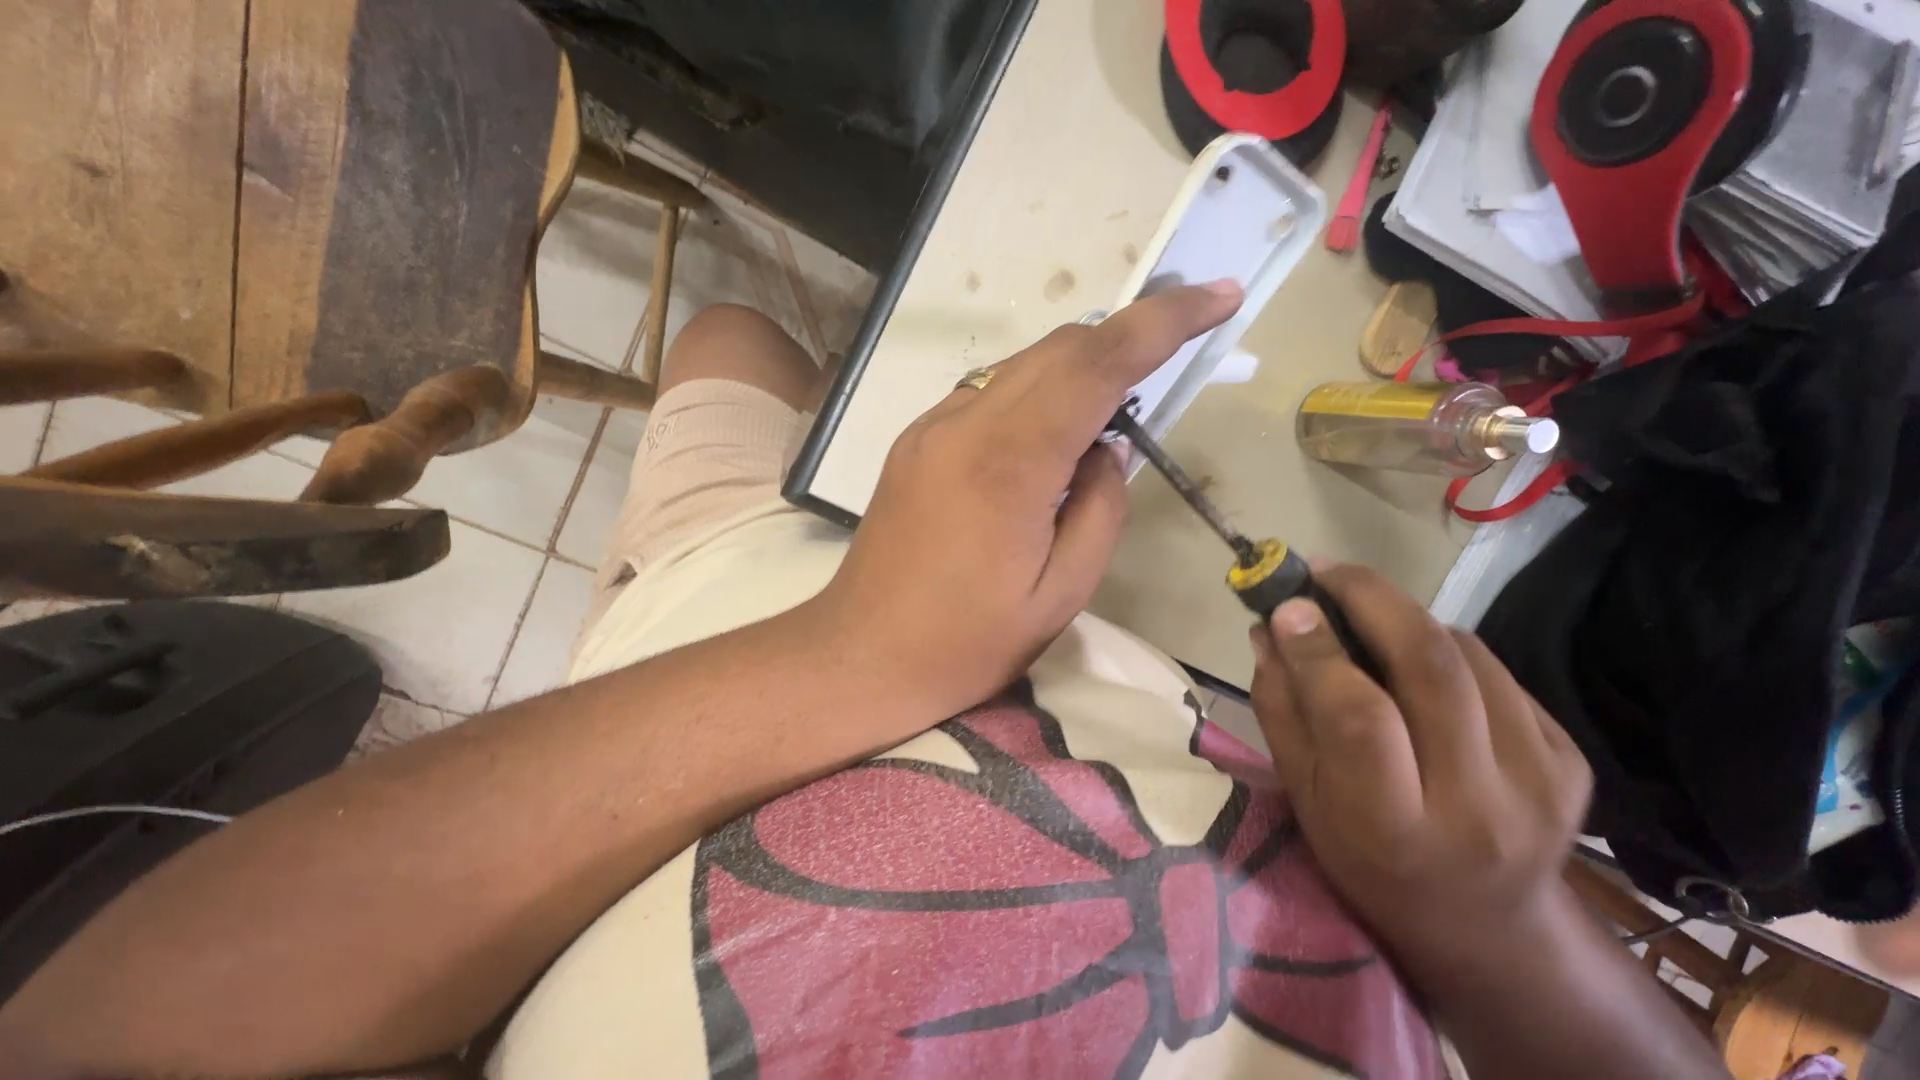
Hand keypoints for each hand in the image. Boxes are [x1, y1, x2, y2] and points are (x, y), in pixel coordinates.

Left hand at [807, 282, 1241, 719]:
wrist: (863, 657)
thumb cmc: (968, 642)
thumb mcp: (1061, 592)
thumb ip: (1101, 508)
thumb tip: (1109, 448)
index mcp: (1009, 462)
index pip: (1097, 365)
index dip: (1164, 321)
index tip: (1219, 296)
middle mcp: (964, 423)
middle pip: (1059, 349)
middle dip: (1127, 338)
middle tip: (1177, 353)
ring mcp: (931, 427)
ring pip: (1021, 364)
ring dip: (1080, 366)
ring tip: (1115, 410)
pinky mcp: (915, 441)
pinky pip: (989, 392)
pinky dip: (1036, 392)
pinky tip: (1053, 435)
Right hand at [1248, 564, 1593, 977]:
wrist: (1484, 920)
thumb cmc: (1367, 862)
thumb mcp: (1305, 800)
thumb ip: (1282, 713)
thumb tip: (1272, 626)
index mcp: (1396, 828)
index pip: (1360, 718)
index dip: (1320, 650)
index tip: (1287, 606)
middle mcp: (1479, 804)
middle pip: (1431, 666)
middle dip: (1373, 599)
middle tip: (1328, 571)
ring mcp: (1540, 779)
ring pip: (1467, 655)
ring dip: (1408, 621)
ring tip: (1369, 624)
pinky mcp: (1573, 758)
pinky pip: (1497, 672)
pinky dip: (1449, 653)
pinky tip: (1424, 674)